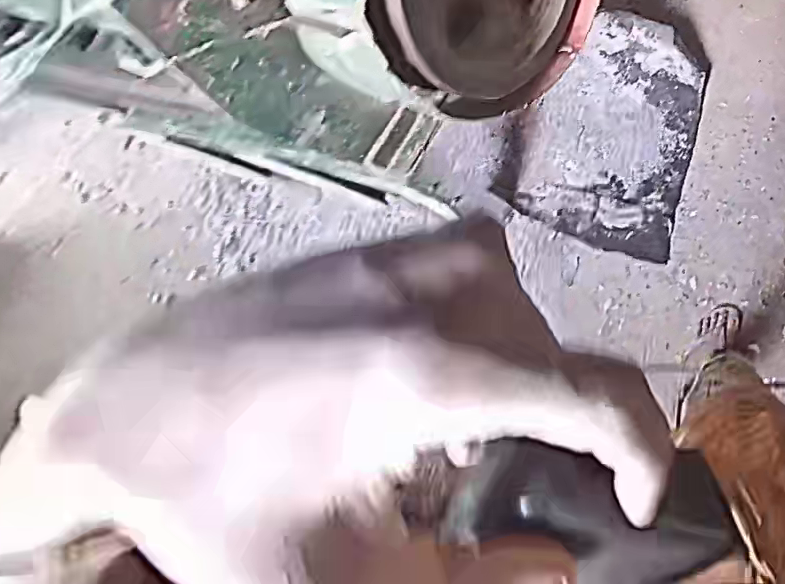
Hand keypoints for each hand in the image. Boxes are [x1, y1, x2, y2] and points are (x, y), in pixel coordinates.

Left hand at [0, 216, 671, 583]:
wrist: (141, 397)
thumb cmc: (225, 504)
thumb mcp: (338, 582)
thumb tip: (565, 562)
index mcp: (435, 374)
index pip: (592, 397)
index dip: (643, 450)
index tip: (640, 502)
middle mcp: (455, 289)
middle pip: (565, 366)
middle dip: (566, 434)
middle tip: (517, 488)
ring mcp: (442, 249)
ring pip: (539, 328)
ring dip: (529, 387)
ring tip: (461, 434)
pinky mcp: (426, 236)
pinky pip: (508, 283)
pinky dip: (506, 332)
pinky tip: (454, 361)